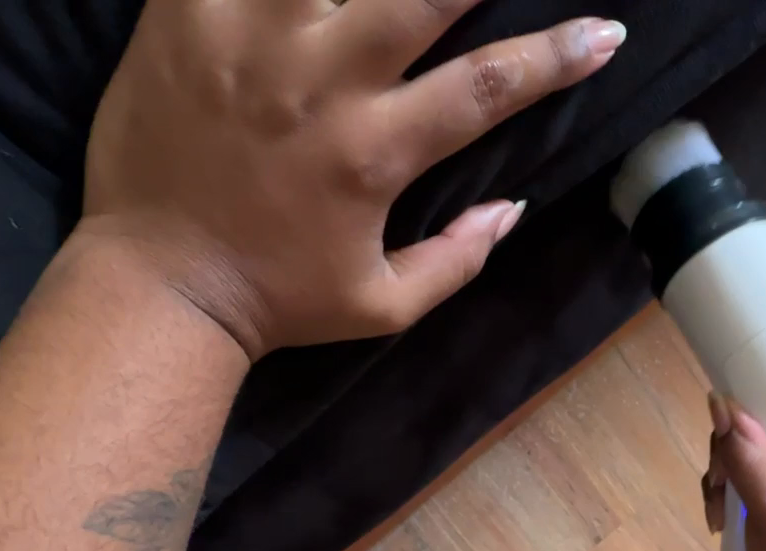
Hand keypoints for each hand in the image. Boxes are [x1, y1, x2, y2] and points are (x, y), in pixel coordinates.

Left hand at [78, 0, 626, 356]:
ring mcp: (245, 34)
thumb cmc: (283, 301)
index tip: (603, 33)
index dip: (554, 57)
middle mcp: (319, 78)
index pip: (486, 88)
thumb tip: (513, 210)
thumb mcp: (385, 305)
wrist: (161, 285)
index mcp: (373, 152)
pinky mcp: (181, 13)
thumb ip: (457, 258)